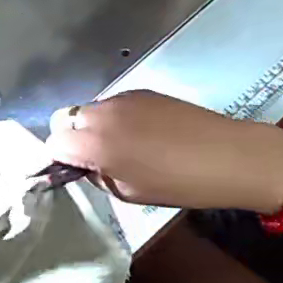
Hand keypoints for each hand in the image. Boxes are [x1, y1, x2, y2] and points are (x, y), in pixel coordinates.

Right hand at [45, 91, 282, 212]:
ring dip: (96, 125)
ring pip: (91, 108)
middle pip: (67, 118)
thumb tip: (86, 165)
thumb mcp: (130, 192)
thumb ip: (99, 175)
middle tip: (97, 157)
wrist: (227, 155)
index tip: (78, 169)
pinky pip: (116, 103)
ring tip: (124, 145)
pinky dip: (118, 116)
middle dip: (74, 137)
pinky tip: (144, 133)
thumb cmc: (178, 183)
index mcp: (96, 144)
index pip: (54, 142)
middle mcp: (103, 114)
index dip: (62, 157)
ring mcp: (124, 98)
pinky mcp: (145, 91)